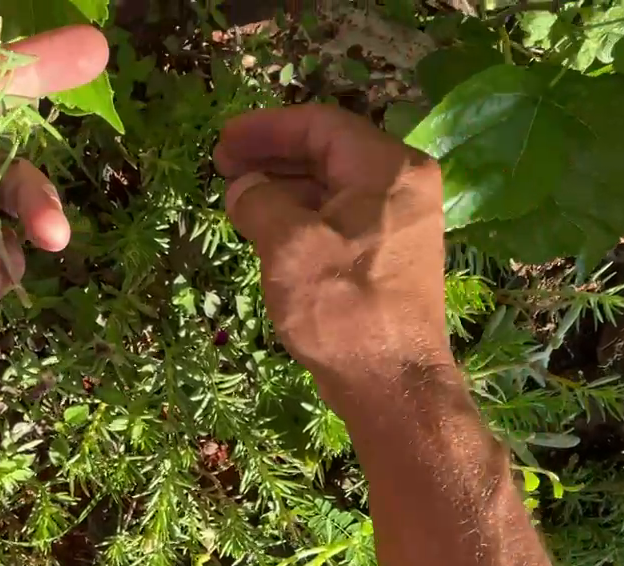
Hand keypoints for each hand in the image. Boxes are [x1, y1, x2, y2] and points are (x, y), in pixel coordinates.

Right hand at [215, 105, 450, 415]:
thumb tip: (242, 188)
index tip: (223, 141)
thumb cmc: (342, 308)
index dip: (267, 129)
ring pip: (330, 192)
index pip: (322, 126)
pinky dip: (300, 220)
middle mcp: (400, 189)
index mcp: (388, 170)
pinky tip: (268, 231)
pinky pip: (336, 223)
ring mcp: (395, 227)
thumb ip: (261, 204)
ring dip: (283, 190)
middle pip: (328, 155)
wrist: (389, 382)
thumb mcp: (290, 248)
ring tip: (238, 198)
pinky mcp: (384, 261)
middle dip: (272, 157)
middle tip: (224, 165)